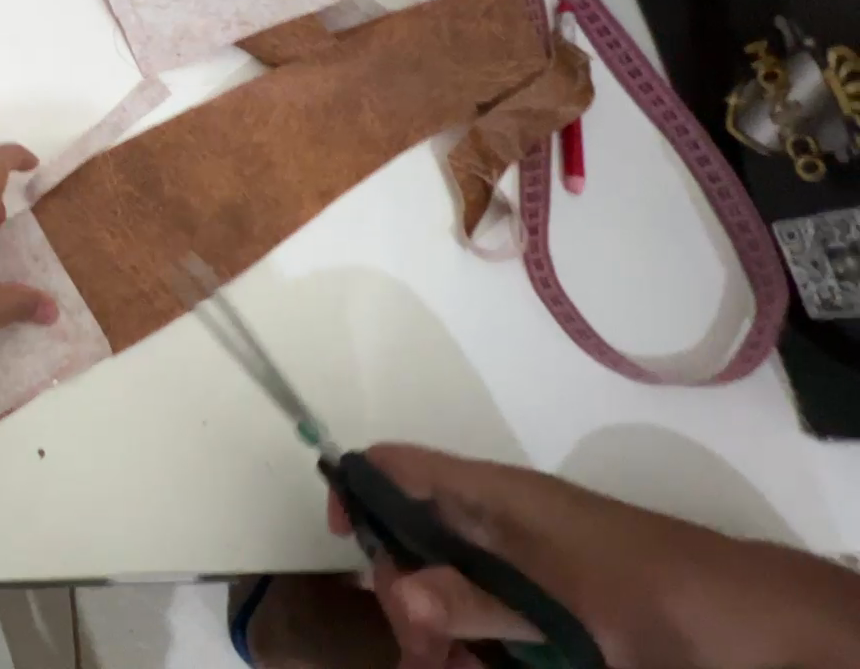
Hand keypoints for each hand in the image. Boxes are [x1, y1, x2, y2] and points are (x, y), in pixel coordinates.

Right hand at [331, 444, 853, 668]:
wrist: (768, 626)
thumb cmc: (658, 598)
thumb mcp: (568, 609)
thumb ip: (479, 602)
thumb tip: (396, 597)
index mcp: (487, 495)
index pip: (393, 466)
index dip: (356, 487)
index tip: (346, 540)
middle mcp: (489, 517)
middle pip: (407, 533)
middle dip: (399, 588)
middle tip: (419, 650)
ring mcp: (514, 556)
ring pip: (439, 577)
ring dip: (432, 625)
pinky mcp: (537, 593)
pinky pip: (479, 606)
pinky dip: (466, 639)